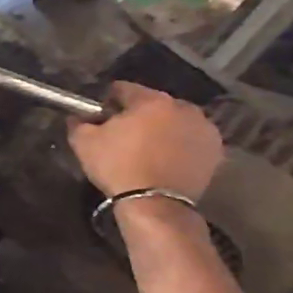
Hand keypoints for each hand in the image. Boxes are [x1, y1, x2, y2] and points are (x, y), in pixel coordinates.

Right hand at [66, 82, 223, 200]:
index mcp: (151, 100)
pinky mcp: (215, 150)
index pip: (124, 88)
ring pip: (175, 120)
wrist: (155, 204)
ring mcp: (204, 128)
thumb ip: (78, 123)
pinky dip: (181, 144)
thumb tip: (77, 116)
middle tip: (125, 135)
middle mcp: (183, 107)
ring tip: (148, 149)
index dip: (108, 100)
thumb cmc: (118, 167)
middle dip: (139, 114)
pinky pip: (191, 139)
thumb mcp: (84, 143)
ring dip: (163, 128)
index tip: (101, 115)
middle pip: (153, 104)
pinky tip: (167, 159)